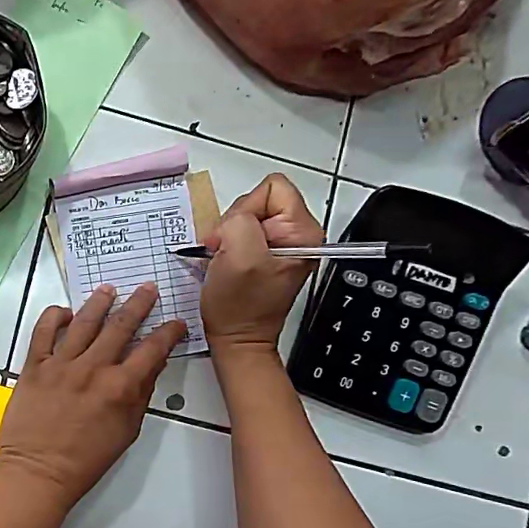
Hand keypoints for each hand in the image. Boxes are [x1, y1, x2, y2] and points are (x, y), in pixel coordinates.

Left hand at [0, 283, 184, 506]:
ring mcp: (60, 364)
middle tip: (147, 288)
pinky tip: (64, 311)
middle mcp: (92, 369)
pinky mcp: (34, 366)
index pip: (152, 349)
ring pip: (83, 322)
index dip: (168, 333)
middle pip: (120, 326)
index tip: (176, 323)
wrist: (38, 470)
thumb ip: (139, 395)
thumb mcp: (126, 431)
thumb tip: (151, 366)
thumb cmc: (85, 460)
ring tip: (108, 289)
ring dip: (99, 303)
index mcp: (120, 387)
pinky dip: (53, 317)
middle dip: (138, 304)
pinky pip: (43, 332)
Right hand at [200, 173, 324, 356]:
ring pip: (246, 219)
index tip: (234, 240)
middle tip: (228, 254)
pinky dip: (228, 247)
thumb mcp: (238, 254)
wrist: (238, 339)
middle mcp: (297, 235)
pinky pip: (242, 235)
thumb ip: (240, 220)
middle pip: (258, 202)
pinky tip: (227, 265)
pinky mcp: (266, 256)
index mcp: (301, 230)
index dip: (245, 210)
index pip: (271, 188)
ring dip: (228, 238)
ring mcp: (281, 246)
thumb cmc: (238, 305)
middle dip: (234, 225)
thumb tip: (235, 218)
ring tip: (227, 262)